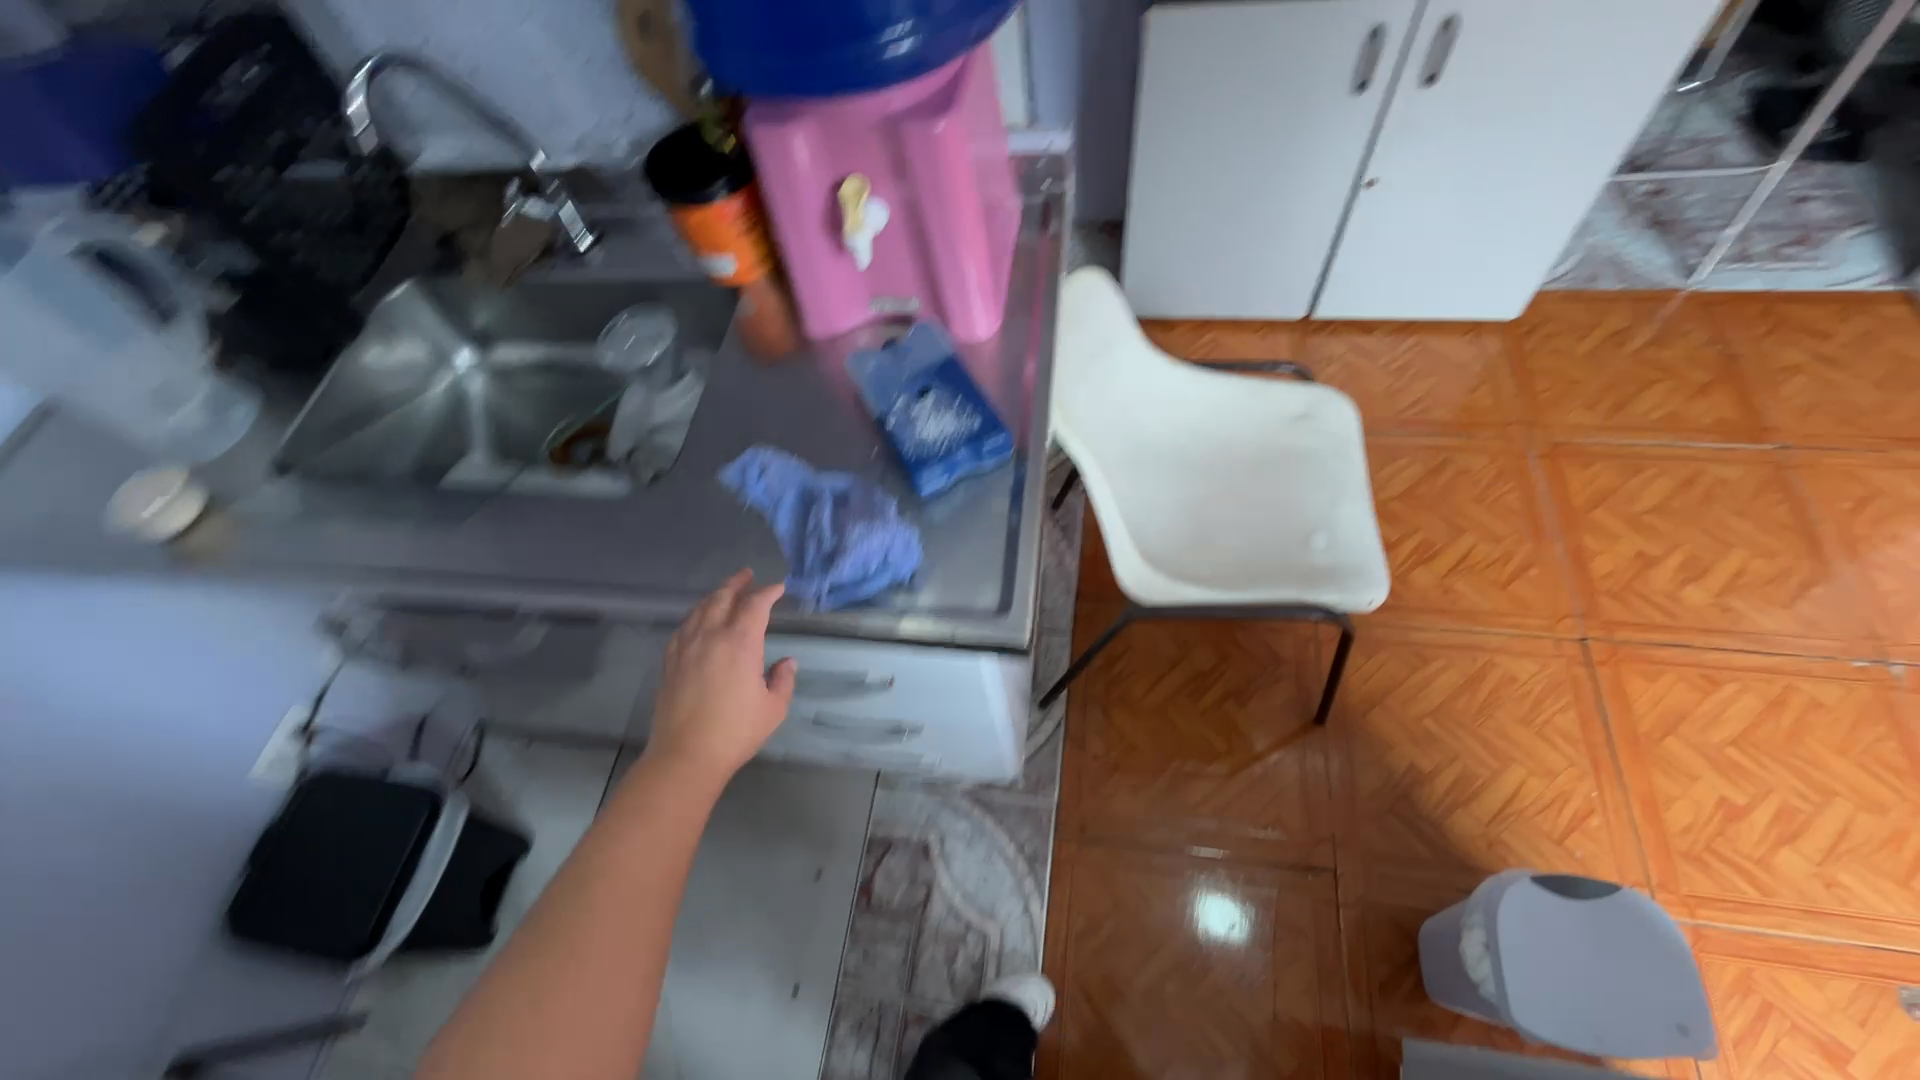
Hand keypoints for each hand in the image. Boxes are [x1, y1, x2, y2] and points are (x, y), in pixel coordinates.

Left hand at [643, 569, 796, 785]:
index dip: (769, 592)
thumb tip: (786, 662)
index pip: (756, 605)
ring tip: (724, 593)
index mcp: (740, 642)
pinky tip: (698, 621)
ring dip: (715, 596)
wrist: (686, 754)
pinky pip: (683, 628)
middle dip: (737, 583)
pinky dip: (695, 616)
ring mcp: (685, 647)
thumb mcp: (773, 708)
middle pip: (723, 597)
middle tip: (747, 575)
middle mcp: (711, 636)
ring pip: (700, 609)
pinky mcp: (670, 661)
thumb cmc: (736, 731)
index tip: (779, 588)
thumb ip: (783, 680)